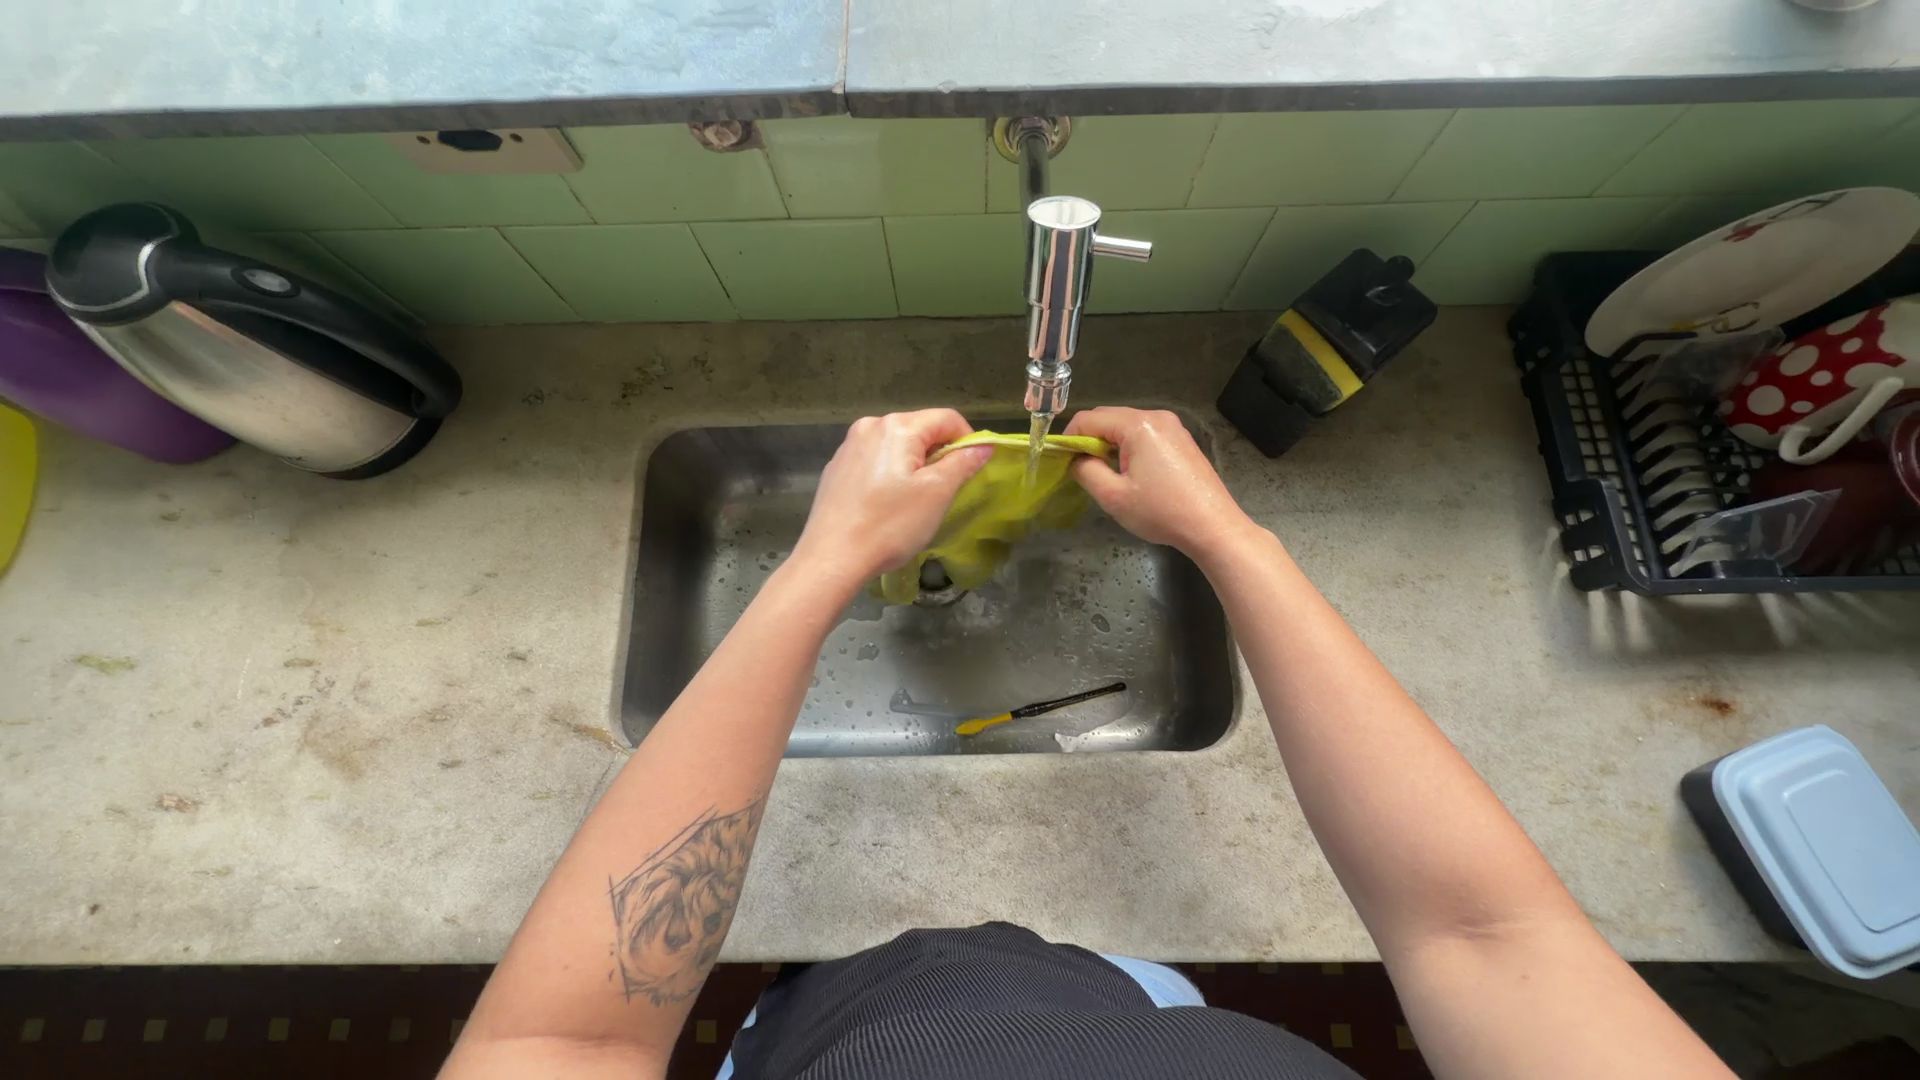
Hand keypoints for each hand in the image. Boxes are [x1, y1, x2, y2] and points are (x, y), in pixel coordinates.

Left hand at [791, 410, 993, 585]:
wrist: (832, 557)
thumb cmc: (890, 525)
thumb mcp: (937, 494)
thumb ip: (962, 463)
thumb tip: (983, 446)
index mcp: (897, 426)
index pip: (947, 418)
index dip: (967, 440)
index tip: (971, 470)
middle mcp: (870, 426)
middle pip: (920, 429)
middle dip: (938, 455)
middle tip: (943, 491)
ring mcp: (849, 446)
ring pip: (896, 446)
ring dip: (914, 466)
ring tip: (913, 501)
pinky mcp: (836, 468)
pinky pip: (875, 461)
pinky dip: (889, 475)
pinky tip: (885, 504)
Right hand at [1065, 407, 1256, 556]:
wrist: (1212, 526)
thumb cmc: (1161, 512)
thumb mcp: (1113, 496)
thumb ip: (1085, 471)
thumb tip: (1075, 460)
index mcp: (1138, 425)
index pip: (1089, 418)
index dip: (1069, 437)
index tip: (1061, 461)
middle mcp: (1156, 416)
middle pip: (1108, 418)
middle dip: (1088, 440)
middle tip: (1081, 469)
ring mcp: (1172, 426)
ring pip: (1125, 426)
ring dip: (1108, 445)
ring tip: (1105, 474)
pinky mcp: (1180, 440)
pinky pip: (1144, 435)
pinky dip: (1128, 447)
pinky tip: (1129, 473)